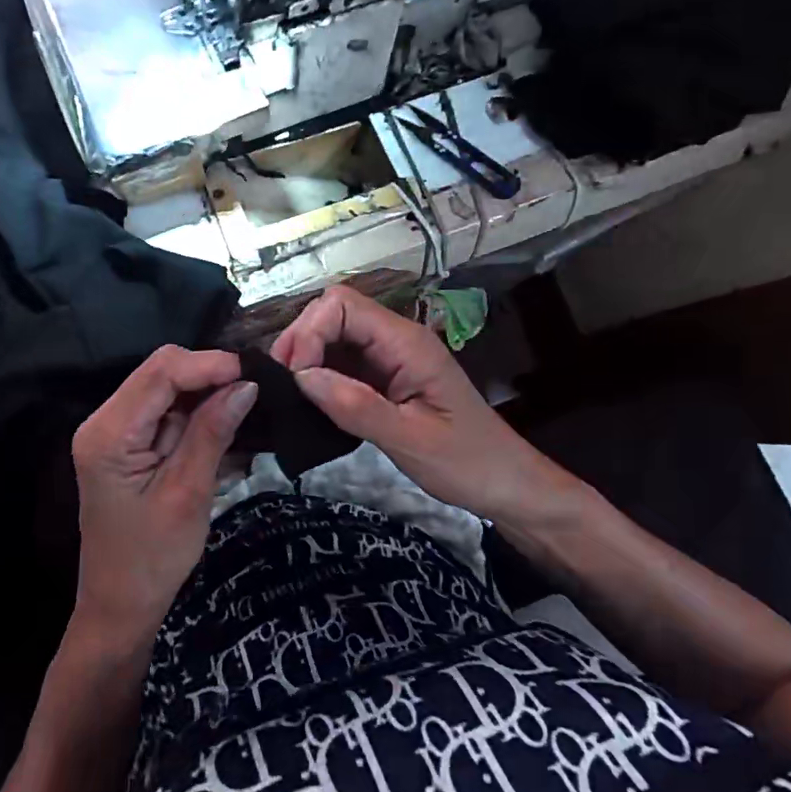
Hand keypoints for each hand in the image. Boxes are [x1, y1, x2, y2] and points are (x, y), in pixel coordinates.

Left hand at [71, 346, 258, 640]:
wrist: (120, 605)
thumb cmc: (153, 560)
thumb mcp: (189, 493)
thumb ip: (212, 432)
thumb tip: (245, 385)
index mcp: (109, 434)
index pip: (160, 373)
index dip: (209, 364)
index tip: (254, 374)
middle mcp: (102, 421)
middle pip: (159, 373)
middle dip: (207, 376)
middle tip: (253, 392)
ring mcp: (111, 430)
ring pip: (164, 388)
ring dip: (204, 394)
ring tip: (245, 405)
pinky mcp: (125, 442)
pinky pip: (163, 411)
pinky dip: (194, 414)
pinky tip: (223, 423)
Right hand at [270, 285, 574, 524]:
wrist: (507, 486)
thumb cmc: (467, 463)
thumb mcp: (410, 440)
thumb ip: (355, 406)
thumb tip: (301, 376)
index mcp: (406, 343)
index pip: (342, 305)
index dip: (310, 331)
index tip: (297, 376)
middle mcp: (395, 340)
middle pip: (332, 312)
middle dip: (300, 340)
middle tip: (283, 384)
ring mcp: (388, 357)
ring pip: (332, 335)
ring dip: (305, 356)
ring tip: (289, 392)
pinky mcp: (383, 377)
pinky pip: (341, 360)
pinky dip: (317, 374)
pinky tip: (308, 399)